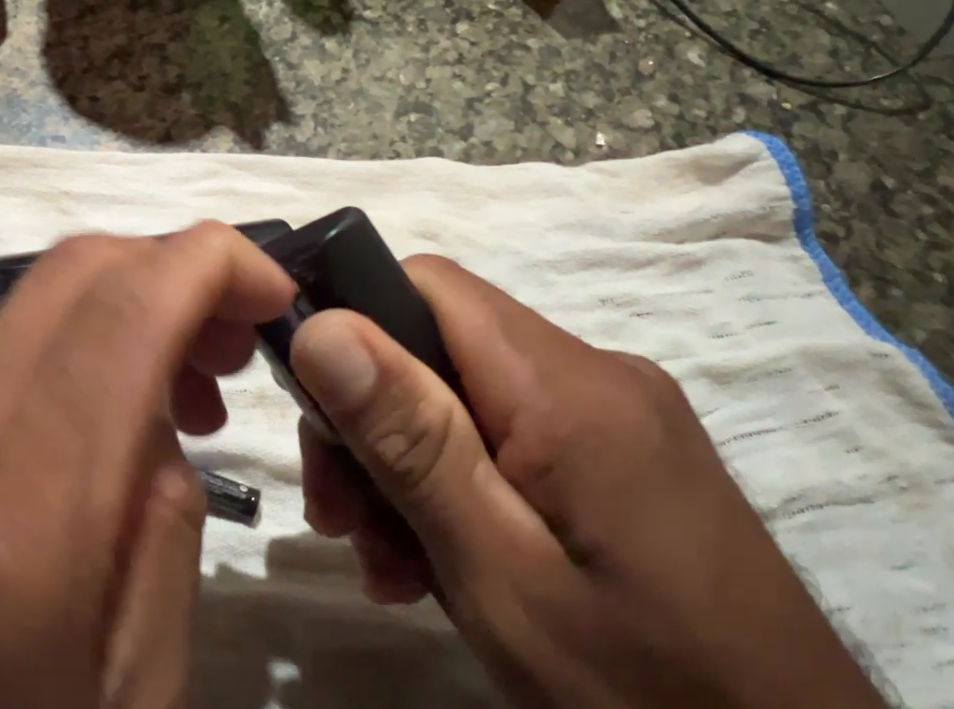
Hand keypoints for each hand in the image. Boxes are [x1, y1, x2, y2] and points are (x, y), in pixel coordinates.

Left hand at [0, 224, 296, 708]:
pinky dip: (74, 361)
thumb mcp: (140, 685)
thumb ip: (165, 526)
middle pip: (70, 271)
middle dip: (173, 270)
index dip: (211, 261)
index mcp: (22, 515)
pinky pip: (0, 367)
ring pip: (34, 309)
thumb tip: (157, 419)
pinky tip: (101, 439)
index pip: (122, 308)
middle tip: (236, 344)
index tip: (272, 293)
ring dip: (126, 312)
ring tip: (186, 397)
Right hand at [292, 255, 885, 708]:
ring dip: (407, 469)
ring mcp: (618, 417)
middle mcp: (597, 374)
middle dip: (370, 422)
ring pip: (466, 398)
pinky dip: (460, 488)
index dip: (352, 323)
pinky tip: (442, 567)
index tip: (311, 412)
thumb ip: (413, 442)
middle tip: (340, 522)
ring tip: (389, 566)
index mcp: (569, 386)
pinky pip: (512, 440)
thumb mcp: (500, 573)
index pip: (428, 284)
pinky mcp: (625, 459)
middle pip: (438, 347)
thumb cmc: (641, 687)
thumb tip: (323, 325)